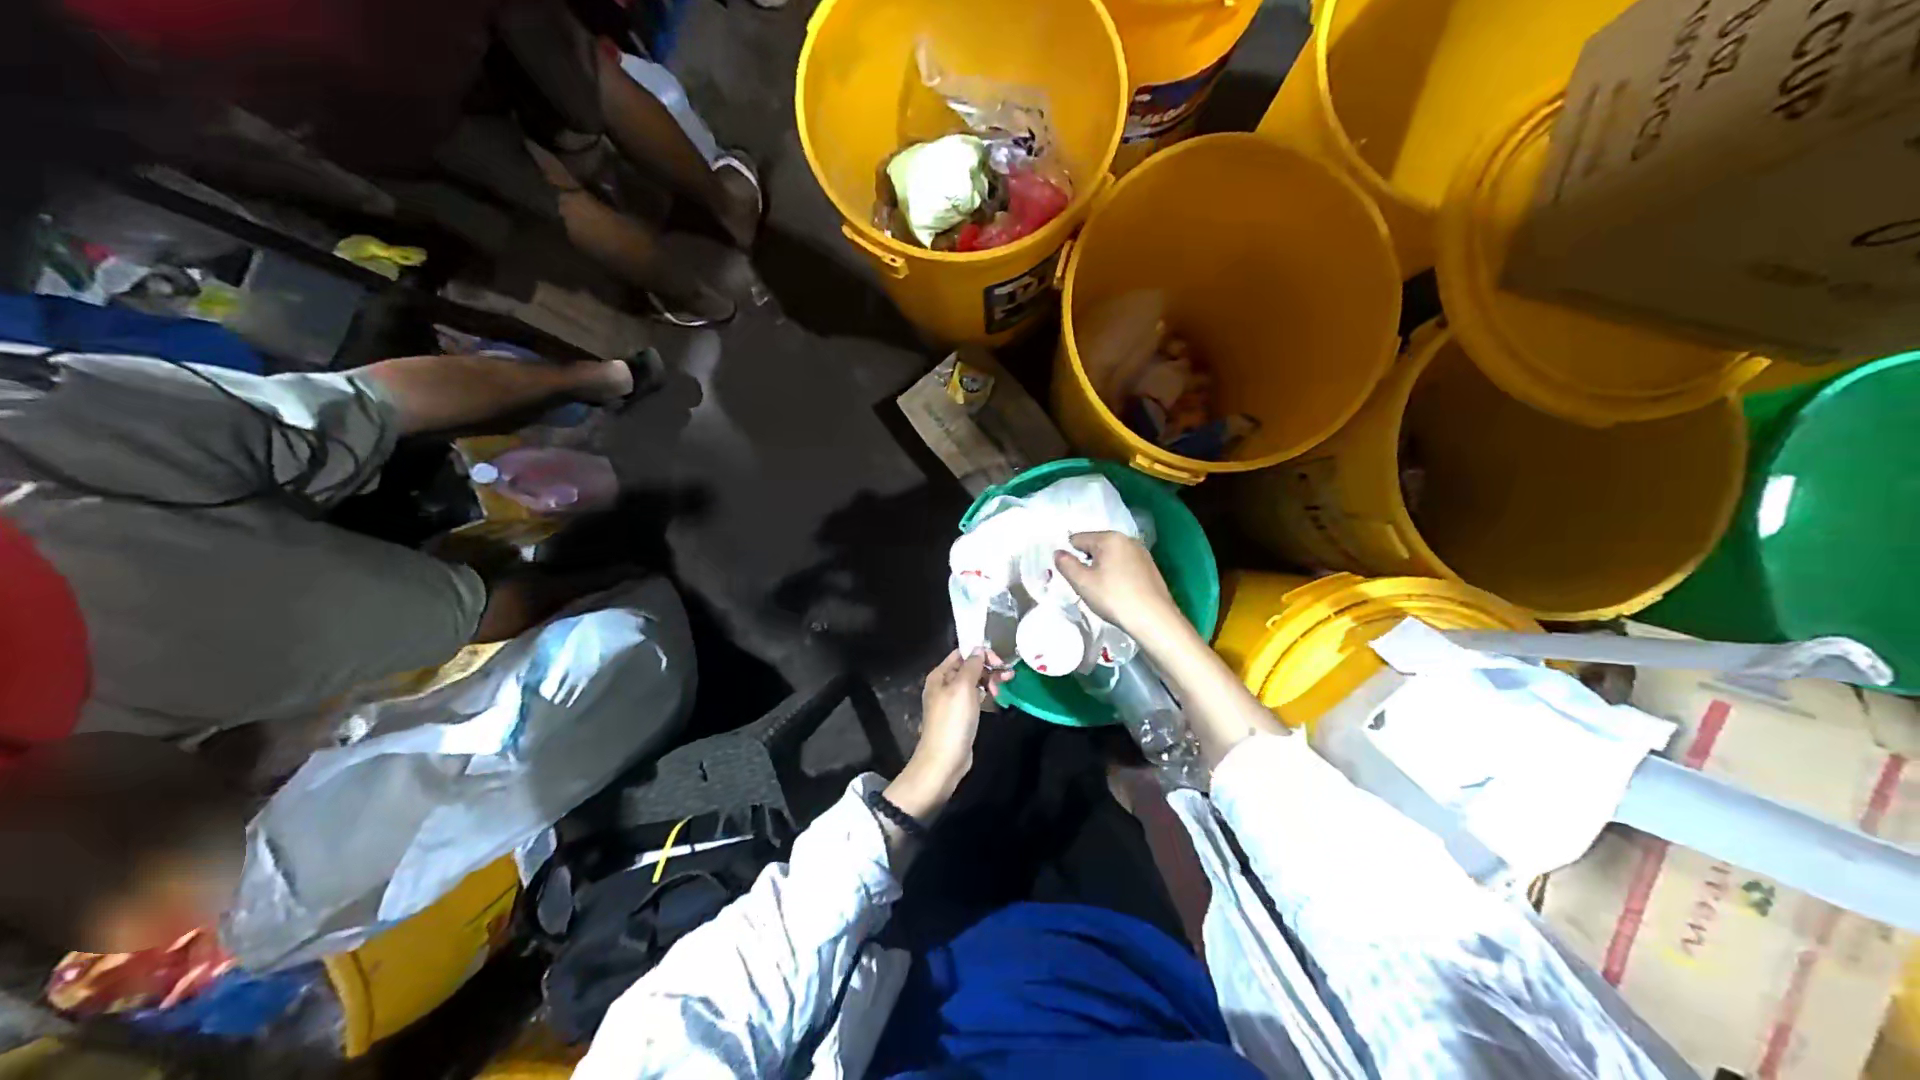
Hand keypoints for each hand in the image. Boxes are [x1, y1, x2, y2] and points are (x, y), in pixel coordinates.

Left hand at [890, 649, 1011, 820]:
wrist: (945, 759)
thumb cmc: (952, 720)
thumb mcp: (962, 687)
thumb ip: (971, 665)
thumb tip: (978, 648)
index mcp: (940, 675)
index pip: (961, 654)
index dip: (980, 653)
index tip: (999, 661)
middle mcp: (944, 685)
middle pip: (969, 668)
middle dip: (988, 668)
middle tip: (1007, 676)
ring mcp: (952, 701)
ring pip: (974, 683)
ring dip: (989, 681)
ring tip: (1003, 688)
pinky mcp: (961, 715)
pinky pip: (974, 698)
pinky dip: (985, 695)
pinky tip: (996, 698)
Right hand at [1054, 531, 1184, 644]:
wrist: (1154, 619)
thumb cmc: (1114, 598)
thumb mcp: (1083, 582)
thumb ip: (1066, 564)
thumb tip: (1058, 552)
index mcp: (1109, 538)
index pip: (1077, 539)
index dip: (1070, 556)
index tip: (1072, 576)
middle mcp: (1127, 539)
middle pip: (1096, 546)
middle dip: (1087, 562)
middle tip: (1087, 585)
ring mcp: (1141, 553)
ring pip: (1111, 556)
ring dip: (1103, 568)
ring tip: (1103, 590)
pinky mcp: (1150, 567)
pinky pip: (1125, 565)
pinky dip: (1118, 574)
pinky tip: (1119, 592)